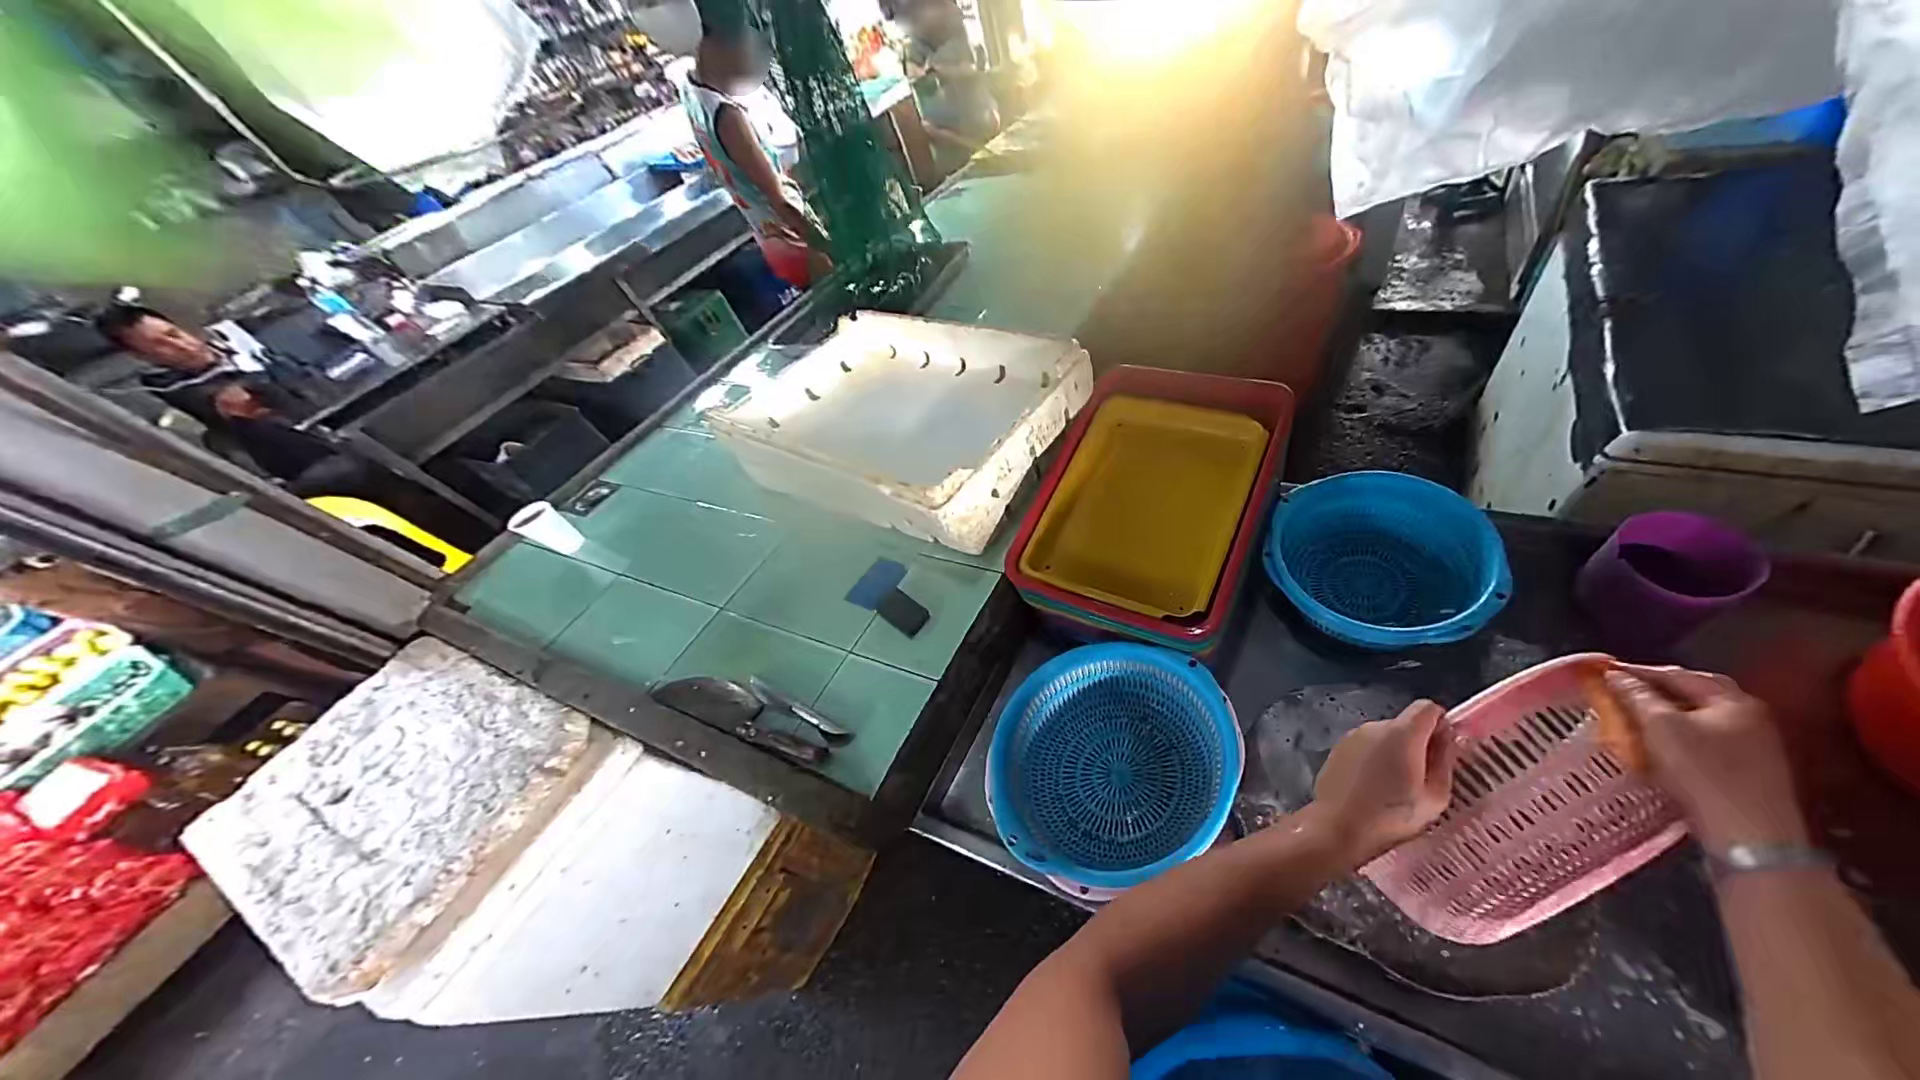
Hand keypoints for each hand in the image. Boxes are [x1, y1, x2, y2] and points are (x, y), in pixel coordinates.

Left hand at [1309, 700, 1455, 864]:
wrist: (1338, 826)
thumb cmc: (1392, 815)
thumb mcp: (1435, 795)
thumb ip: (1444, 760)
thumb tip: (1448, 737)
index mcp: (1402, 733)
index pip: (1427, 708)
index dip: (1440, 723)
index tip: (1445, 747)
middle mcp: (1374, 726)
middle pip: (1405, 724)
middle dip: (1417, 743)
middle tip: (1423, 776)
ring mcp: (1351, 736)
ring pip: (1384, 736)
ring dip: (1394, 751)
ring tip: (1397, 786)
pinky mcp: (1337, 748)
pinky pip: (1365, 746)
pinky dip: (1374, 758)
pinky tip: (1373, 786)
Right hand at [1602, 666, 1807, 851]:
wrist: (1748, 832)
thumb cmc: (1702, 772)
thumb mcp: (1660, 727)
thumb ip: (1636, 696)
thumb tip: (1616, 675)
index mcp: (1733, 702)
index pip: (1677, 675)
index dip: (1637, 671)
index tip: (1604, 672)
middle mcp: (1750, 716)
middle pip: (1694, 692)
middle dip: (1656, 688)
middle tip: (1621, 689)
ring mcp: (1753, 742)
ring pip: (1699, 715)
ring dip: (1665, 710)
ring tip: (1633, 713)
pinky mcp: (1746, 765)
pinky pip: (1704, 735)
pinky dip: (1677, 730)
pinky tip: (1657, 739)